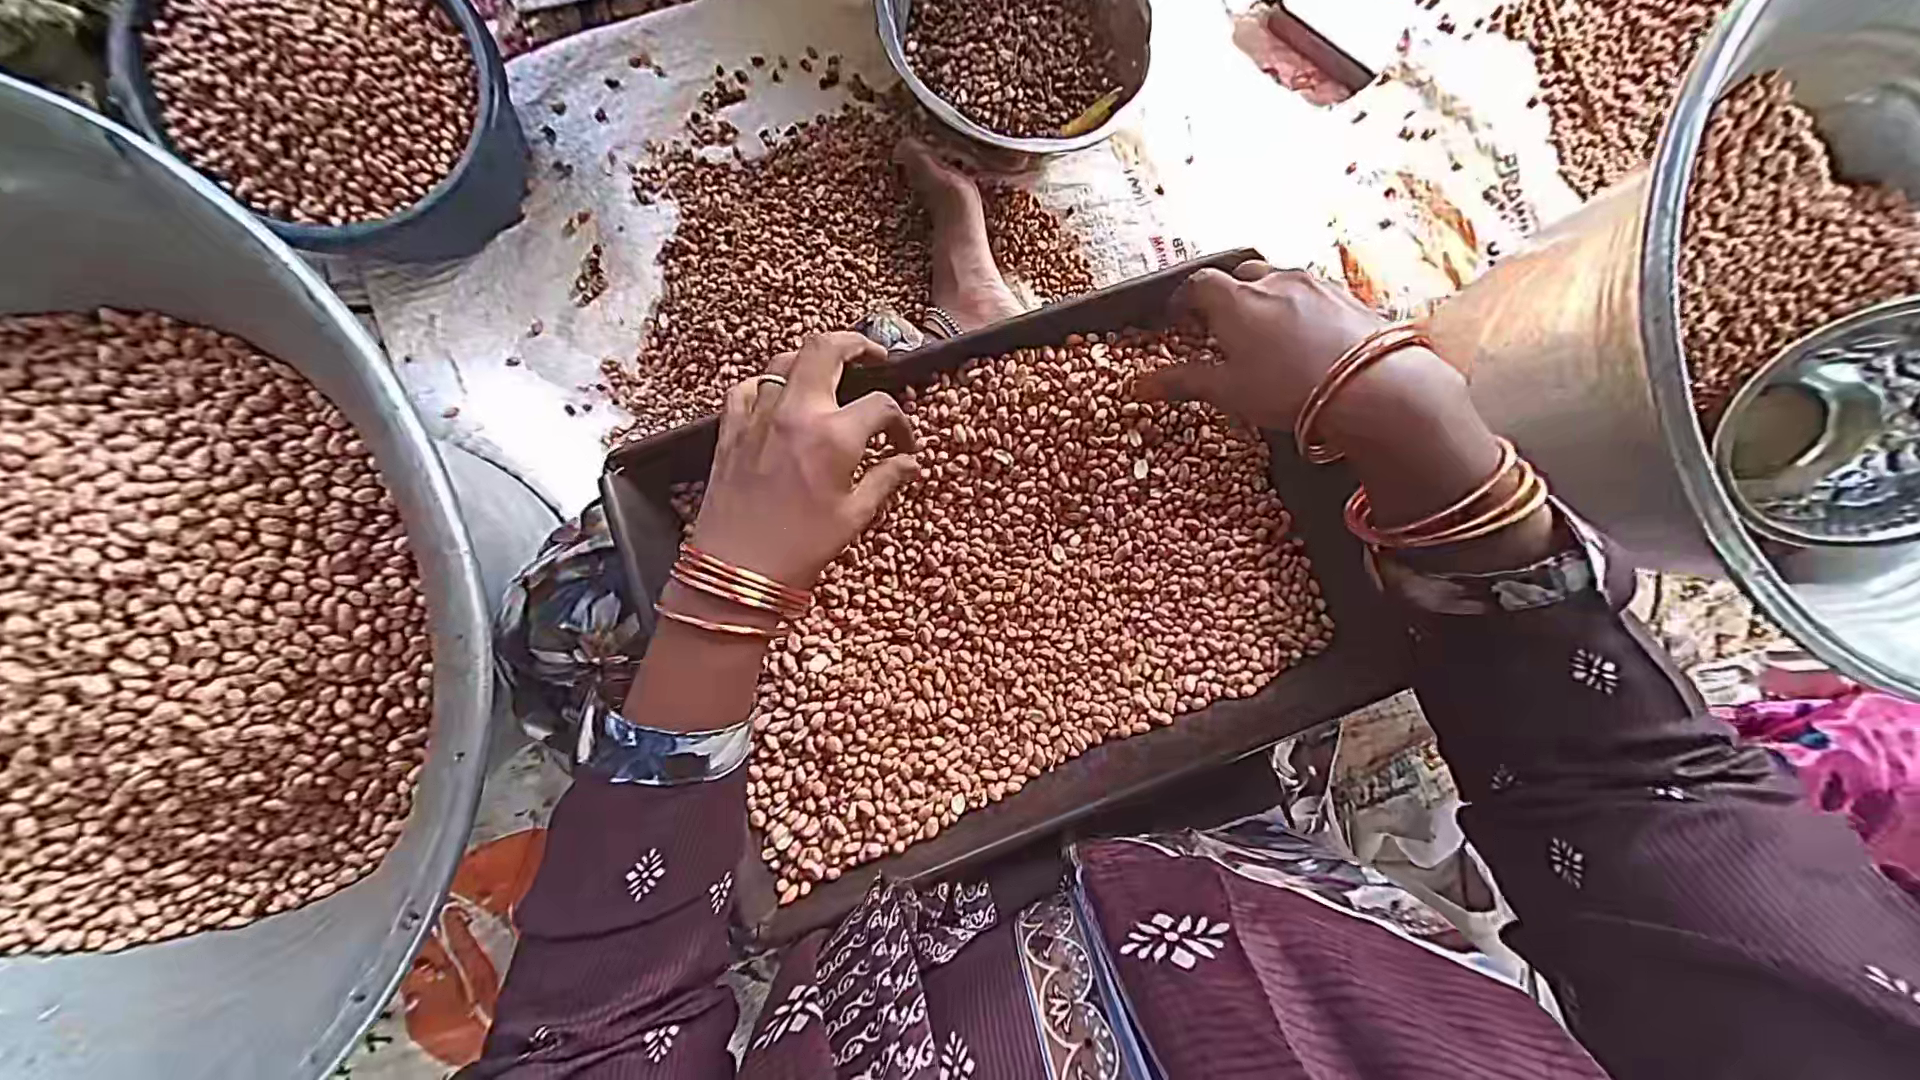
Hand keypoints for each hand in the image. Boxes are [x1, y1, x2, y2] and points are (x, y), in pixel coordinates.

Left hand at [688, 332, 920, 589]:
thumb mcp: (855, 515)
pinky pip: (748, 387)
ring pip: (785, 360)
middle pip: (827, 347)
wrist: (738, 569)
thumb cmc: (802, 547)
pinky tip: (779, 399)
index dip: (901, 422)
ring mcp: (758, 416)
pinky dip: (768, 385)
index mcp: (834, 436)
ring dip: (813, 360)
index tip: (902, 444)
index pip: (881, 406)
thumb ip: (885, 478)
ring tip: (830, 374)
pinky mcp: (731, 428)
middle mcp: (796, 413)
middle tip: (873, 355)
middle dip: (857, 343)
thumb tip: (910, 463)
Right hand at [1136, 261, 1391, 428]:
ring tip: (1261, 329)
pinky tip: (1301, 335)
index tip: (1176, 316)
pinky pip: (1312, 293)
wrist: (1371, 386)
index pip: (1199, 284)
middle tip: (1220, 323)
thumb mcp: (1227, 390)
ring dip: (1263, 297)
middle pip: (1241, 274)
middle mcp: (1274, 281)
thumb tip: (1140, 384)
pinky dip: (1297, 307)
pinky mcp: (1348, 296)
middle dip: (1226, 294)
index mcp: (1236, 301)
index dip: (1183, 298)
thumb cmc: (1286, 387)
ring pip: (1279, 280)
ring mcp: (1316, 284)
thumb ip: (1183, 382)